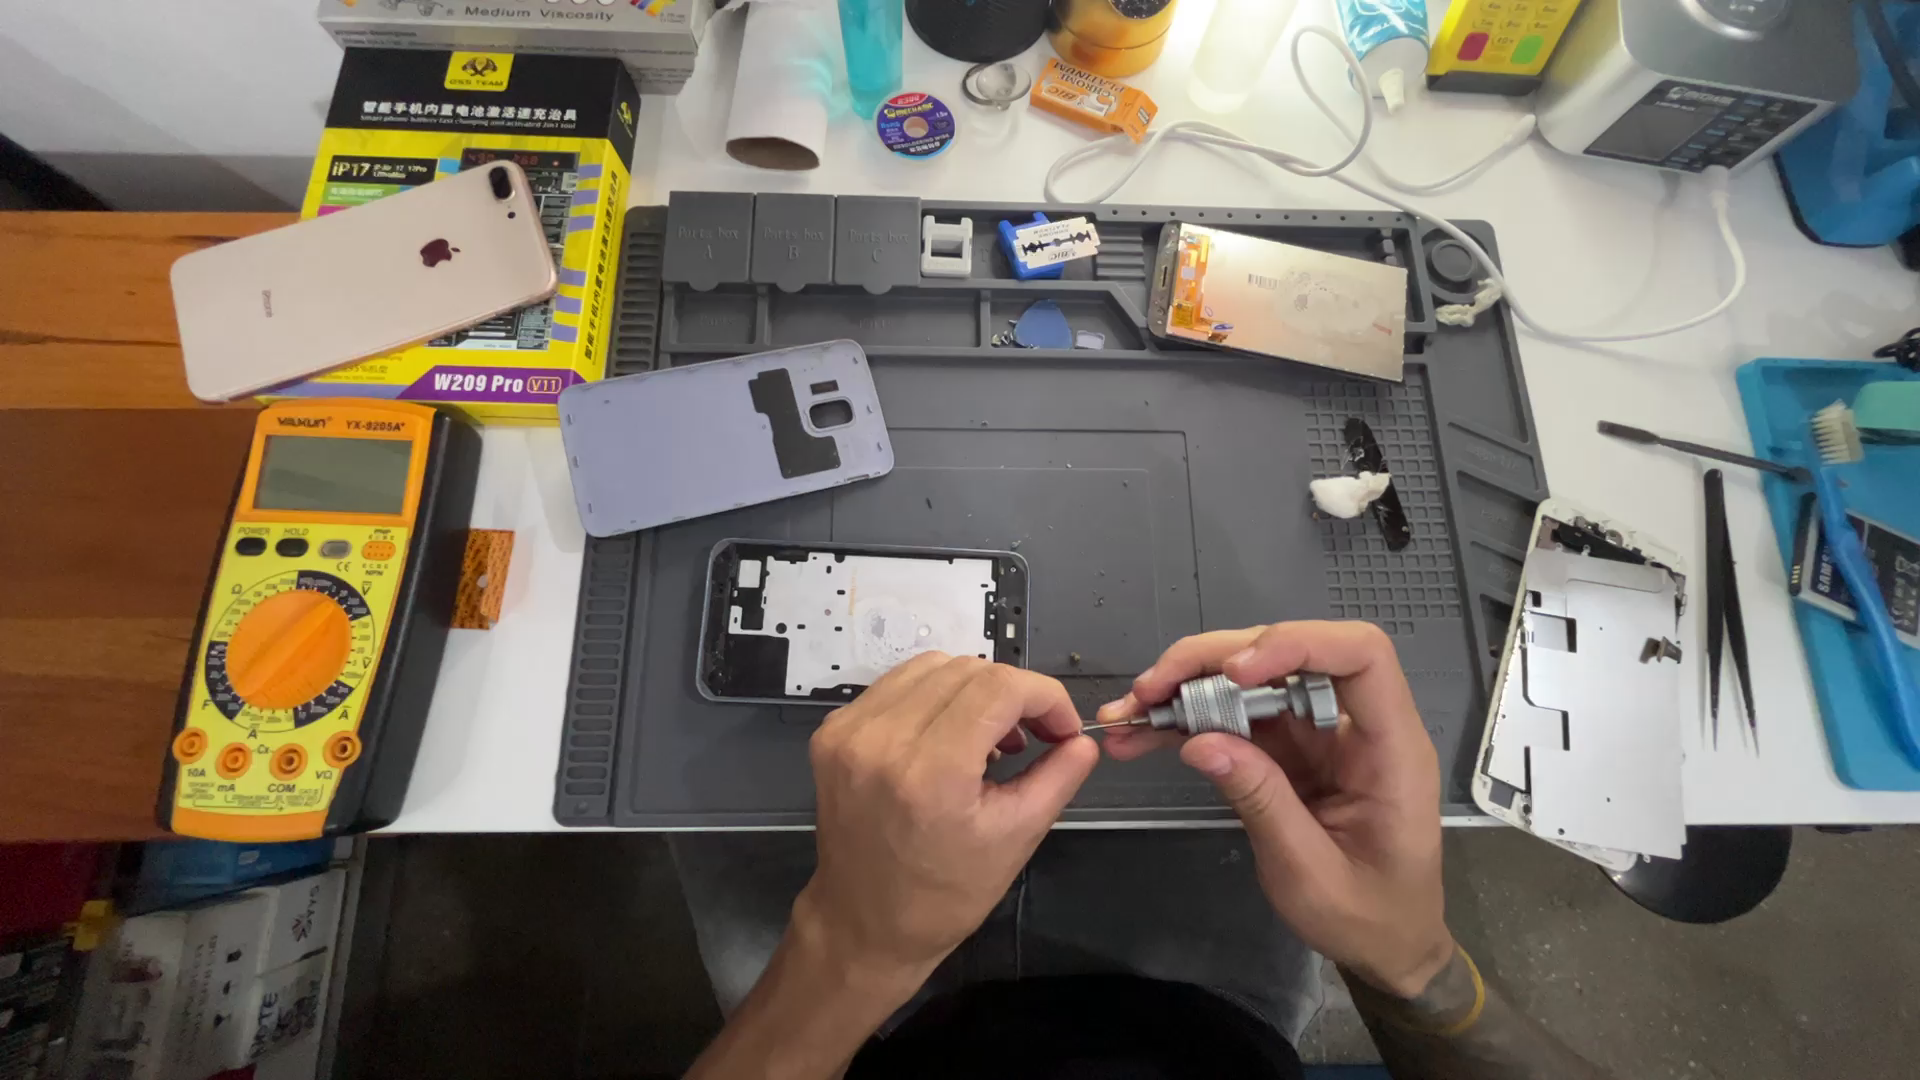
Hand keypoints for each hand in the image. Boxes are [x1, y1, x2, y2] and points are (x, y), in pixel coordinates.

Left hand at [795, 653, 1099, 991]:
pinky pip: (899, 683)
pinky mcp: (834, 728)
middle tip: (1032, 736)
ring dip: (975, 688)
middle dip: (1015, 694)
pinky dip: (936, 694)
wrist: (861, 923)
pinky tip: (949, 732)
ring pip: (934, 666)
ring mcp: (851, 729)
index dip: (1045, 696)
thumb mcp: (1016, 838)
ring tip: (991, 735)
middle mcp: (883, 738)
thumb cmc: (945, 894)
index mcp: (931, 772)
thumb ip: (1058, 778)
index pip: (1000, 687)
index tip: (1062, 728)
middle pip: (970, 670)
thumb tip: (1083, 738)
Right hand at [1099, 621, 1453, 997]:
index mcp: (1388, 746)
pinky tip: (1142, 732)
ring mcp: (1310, 729)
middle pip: (1282, 654)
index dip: (1295, 645)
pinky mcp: (1280, 743)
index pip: (1359, 655)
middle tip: (1148, 690)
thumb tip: (1200, 742)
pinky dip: (1183, 718)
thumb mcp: (1313, 874)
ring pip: (1244, 678)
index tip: (1233, 673)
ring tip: (1128, 712)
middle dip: (1208, 663)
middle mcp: (1346, 721)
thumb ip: (1262, 802)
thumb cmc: (1369, 916)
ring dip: (1182, 687)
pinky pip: (1228, 712)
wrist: (1382, 943)